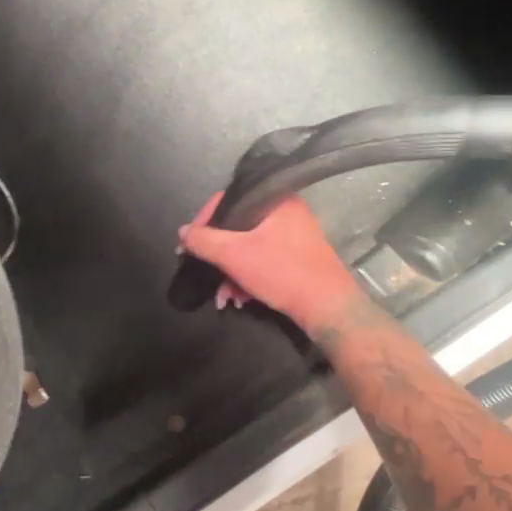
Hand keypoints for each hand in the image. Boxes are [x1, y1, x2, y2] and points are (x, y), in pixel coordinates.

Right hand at [178, 194, 362, 329]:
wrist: (329, 309)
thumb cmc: (281, 272)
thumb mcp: (233, 254)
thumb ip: (203, 240)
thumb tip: (182, 232)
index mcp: (275, 201)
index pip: (227, 201)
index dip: (203, 221)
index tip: (190, 244)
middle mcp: (287, 213)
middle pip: (237, 227)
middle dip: (218, 255)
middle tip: (203, 271)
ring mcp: (295, 236)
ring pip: (249, 247)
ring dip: (231, 272)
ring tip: (223, 296)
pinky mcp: (299, 258)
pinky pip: (264, 260)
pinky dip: (248, 277)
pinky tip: (239, 299)